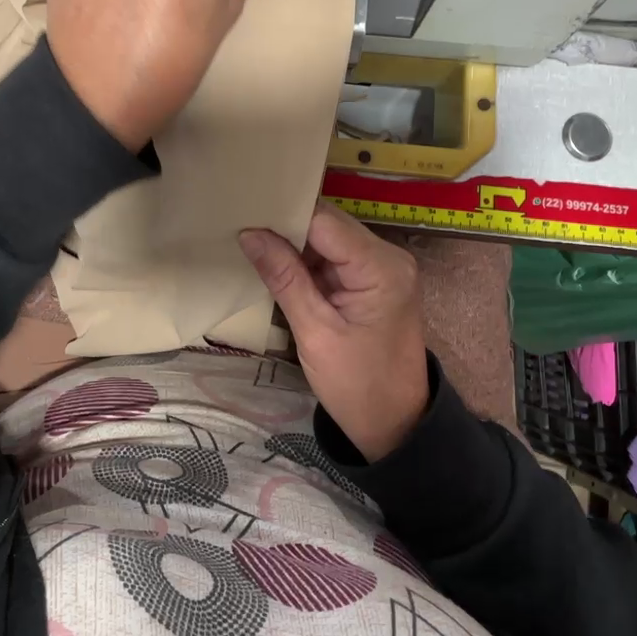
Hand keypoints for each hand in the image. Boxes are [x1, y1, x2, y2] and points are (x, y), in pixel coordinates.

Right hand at [239, 201, 429, 461]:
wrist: (396, 425)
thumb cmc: (357, 385)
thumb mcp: (314, 332)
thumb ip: (284, 277)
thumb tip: (249, 233)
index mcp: (381, 267)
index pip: (324, 221)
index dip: (284, 214)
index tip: (243, 211)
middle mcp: (388, 256)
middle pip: (327, 224)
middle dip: (285, 225)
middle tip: (240, 222)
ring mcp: (383, 267)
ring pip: (328, 238)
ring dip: (293, 242)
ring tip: (250, 239)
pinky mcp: (373, 280)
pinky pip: (334, 257)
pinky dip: (306, 260)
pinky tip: (274, 261)